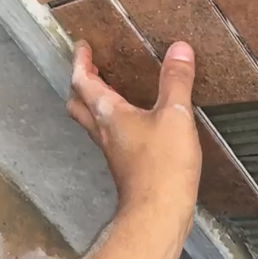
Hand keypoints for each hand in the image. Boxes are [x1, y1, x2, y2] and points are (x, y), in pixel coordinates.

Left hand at [67, 40, 201, 233]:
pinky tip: (132, 120)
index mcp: (108, 114)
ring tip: (110, 88)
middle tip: (91, 67)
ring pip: (90, 120)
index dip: (80, 62)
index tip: (82, 46)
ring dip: (93, 102)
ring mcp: (111, 150)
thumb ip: (176, 81)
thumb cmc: (162, 164)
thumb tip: (179, 48)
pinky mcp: (123, 164)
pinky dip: (111, 120)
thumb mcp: (175, 116)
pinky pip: (109, 135)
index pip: (82, 82)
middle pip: (78, 103)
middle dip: (80, 83)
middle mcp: (102, 131)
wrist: (157, 212)